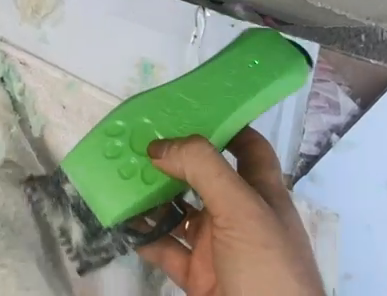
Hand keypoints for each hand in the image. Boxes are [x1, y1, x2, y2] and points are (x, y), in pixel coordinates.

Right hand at [136, 128, 323, 295]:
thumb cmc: (268, 271)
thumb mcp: (241, 209)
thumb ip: (201, 167)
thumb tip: (159, 146)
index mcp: (261, 195)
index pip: (248, 148)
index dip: (224, 125)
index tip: (186, 108)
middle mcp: (239, 216)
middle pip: (202, 175)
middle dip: (171, 158)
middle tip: (134, 138)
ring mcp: (218, 249)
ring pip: (178, 210)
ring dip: (151, 193)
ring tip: (118, 173)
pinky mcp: (199, 278)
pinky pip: (164, 248)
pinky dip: (143, 233)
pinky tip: (121, 217)